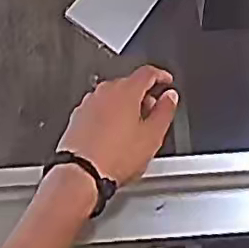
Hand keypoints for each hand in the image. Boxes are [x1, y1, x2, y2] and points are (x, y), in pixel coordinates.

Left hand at [58, 65, 178, 184]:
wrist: (80, 175)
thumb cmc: (114, 157)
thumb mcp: (152, 136)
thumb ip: (165, 111)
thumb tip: (170, 97)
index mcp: (127, 90)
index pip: (148, 72)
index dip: (161, 75)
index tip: (166, 81)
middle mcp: (106, 90)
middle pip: (130, 84)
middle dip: (143, 96)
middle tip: (152, 114)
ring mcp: (90, 102)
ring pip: (113, 97)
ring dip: (125, 106)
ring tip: (131, 131)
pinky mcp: (78, 116)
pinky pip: (99, 109)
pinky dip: (108, 116)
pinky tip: (112, 136)